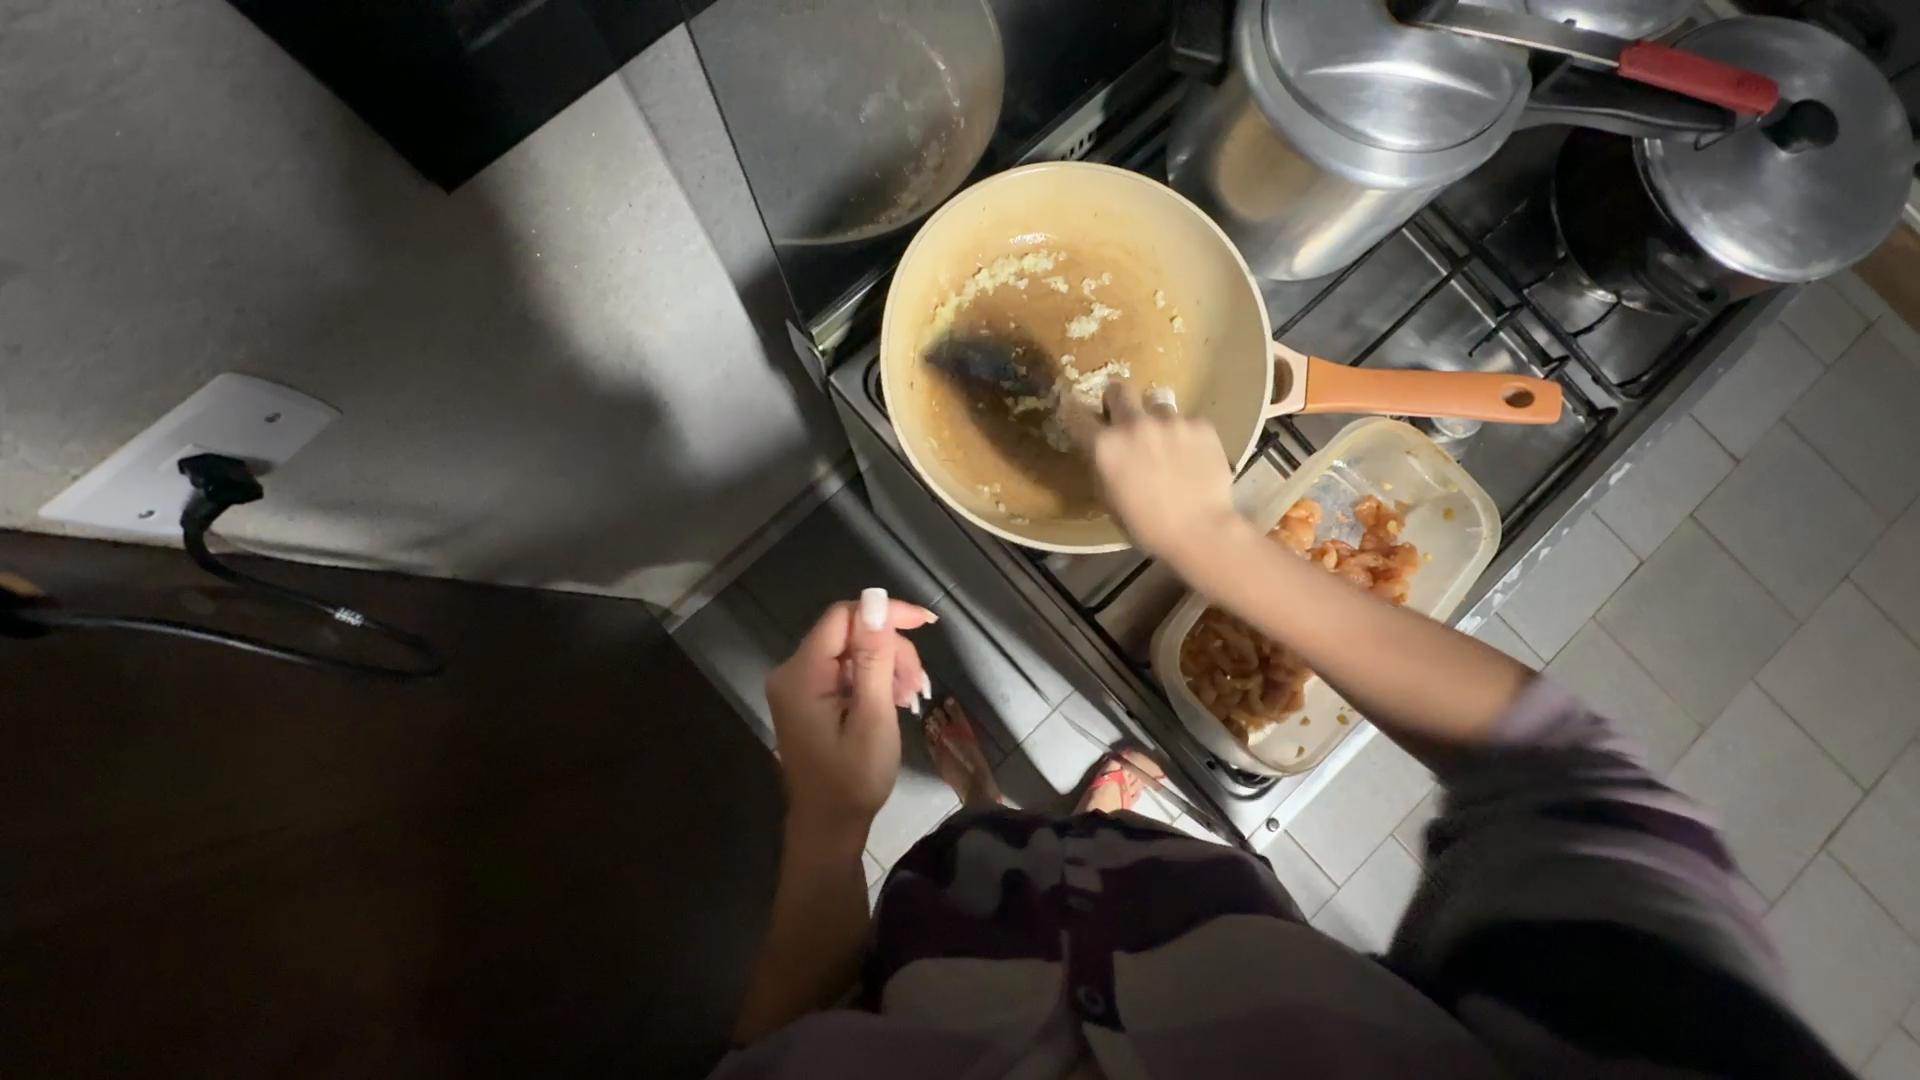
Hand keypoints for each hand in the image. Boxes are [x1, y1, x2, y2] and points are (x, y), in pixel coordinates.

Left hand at [764, 589, 935, 842]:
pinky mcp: (809, 698)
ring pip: (853, 651)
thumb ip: (873, 656)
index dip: (886, 614)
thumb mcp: (872, 717)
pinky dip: (874, 681)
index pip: (844, 617)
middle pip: (850, 634)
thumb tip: (876, 599)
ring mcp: (799, 685)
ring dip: (888, 667)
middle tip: (919, 686)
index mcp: (801, 675)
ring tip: (911, 698)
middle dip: (891, 650)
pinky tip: (895, 701)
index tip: (927, 625)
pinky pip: (846, 671)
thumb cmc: (853, 779)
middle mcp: (793, 672)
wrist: (828, 827)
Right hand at [1091, 381, 1244, 567]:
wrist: (1200, 531)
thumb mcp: (1109, 500)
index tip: (1079, 415)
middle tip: (1123, 417)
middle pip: (1119, 389)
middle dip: (1117, 400)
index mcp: (1105, 446)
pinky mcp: (1201, 425)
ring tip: (1166, 443)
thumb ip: (1103, 467)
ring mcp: (1171, 421)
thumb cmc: (1147, 526)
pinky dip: (1185, 435)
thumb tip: (1104, 452)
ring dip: (1156, 419)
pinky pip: (1187, 422)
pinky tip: (1192, 458)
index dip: (1075, 413)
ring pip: (1157, 404)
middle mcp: (1135, 425)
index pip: (1076, 414)